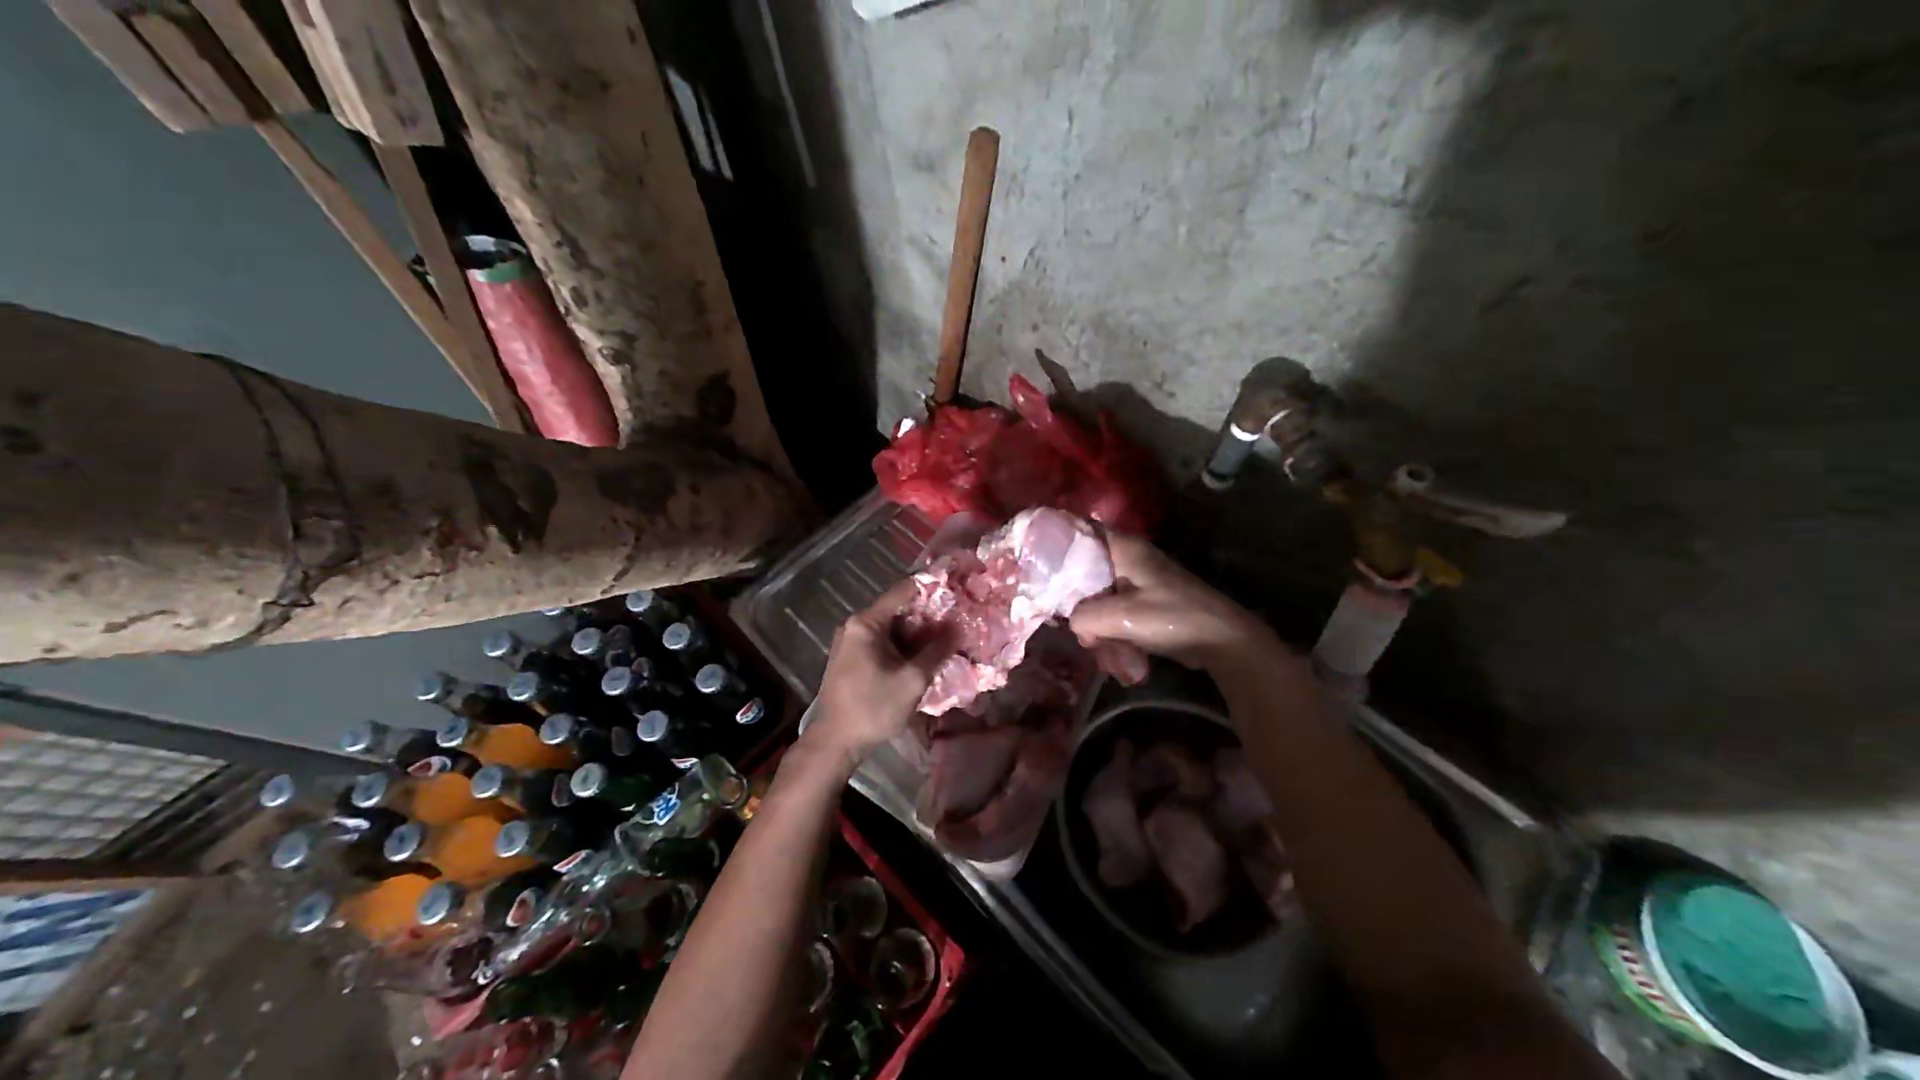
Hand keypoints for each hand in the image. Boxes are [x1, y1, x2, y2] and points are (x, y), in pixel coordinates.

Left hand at [806, 579, 949, 768]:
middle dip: (928, 615)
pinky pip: (883, 643)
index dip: (931, 588)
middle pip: (897, 610)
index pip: (903, 591)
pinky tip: (925, 655)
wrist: (835, 742)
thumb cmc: (873, 708)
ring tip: (948, 637)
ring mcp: (851, 642)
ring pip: (891, 629)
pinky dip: (903, 646)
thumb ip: (937, 651)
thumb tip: (958, 627)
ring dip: (917, 633)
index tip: (956, 589)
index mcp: (865, 623)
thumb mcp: (912, 680)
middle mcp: (854, 625)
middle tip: (958, 618)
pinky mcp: (852, 659)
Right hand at [1070, 533, 1280, 671]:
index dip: (1053, 549)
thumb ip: (1084, 617)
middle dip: (1081, 611)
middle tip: (1086, 637)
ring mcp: (1136, 582)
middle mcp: (1127, 558)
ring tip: (1113, 659)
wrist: (1223, 641)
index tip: (1038, 577)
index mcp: (1122, 548)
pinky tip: (1125, 661)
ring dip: (1100, 633)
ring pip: (1098, 601)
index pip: (1076, 533)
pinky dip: (1116, 637)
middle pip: (1083, 576)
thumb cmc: (1173, 618)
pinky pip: (1115, 616)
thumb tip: (1073, 624)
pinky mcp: (1144, 603)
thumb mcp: (1122, 617)